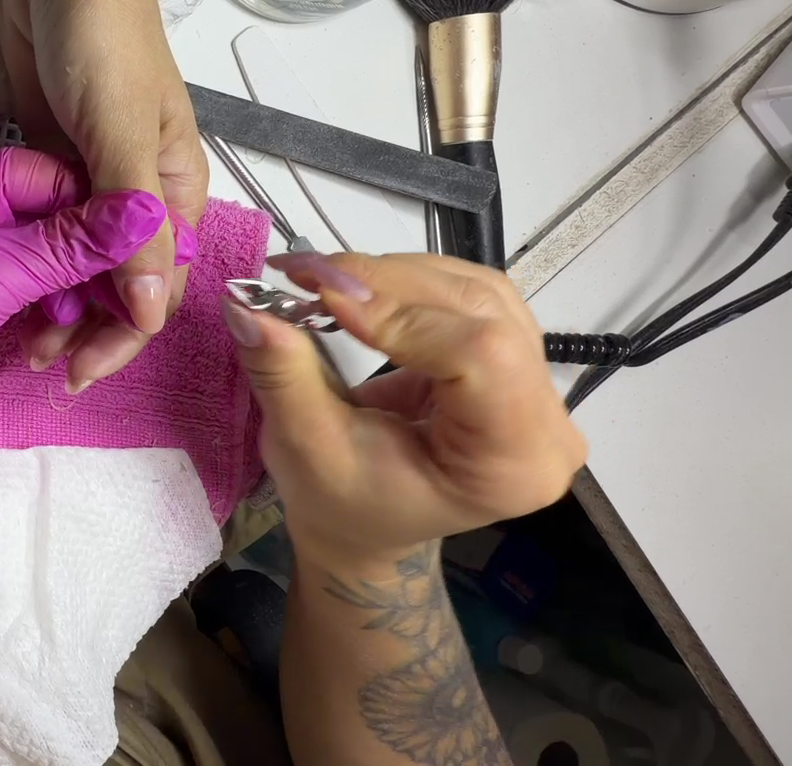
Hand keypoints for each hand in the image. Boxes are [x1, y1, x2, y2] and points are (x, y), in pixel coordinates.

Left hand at [0, 0, 209, 392]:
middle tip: (41, 363)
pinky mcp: (55, 164)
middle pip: (120, 281)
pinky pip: (49, 229)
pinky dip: (36, 261)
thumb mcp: (119, 133)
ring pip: (80, 261)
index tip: (81, 371)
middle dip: (87, 326)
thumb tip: (154, 311)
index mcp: (172, 189)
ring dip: (57, 301)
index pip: (158, 284)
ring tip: (23, 341)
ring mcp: (92, 180)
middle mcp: (137, 194)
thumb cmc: (103, 42)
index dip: (123, 334)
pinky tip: (12, 287)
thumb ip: (132, 221)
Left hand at [0, 149, 165, 459]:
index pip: (54, 178)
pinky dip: (43, 311)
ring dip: (68, 297)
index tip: (141, 256)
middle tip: (117, 311)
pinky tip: (53, 345)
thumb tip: (146, 214)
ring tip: (75, 342)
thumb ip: (68, 245)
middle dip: (87, 266)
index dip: (102, 215)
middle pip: (53, 218)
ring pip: (43, 257)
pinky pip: (23, 284)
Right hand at [222, 252, 587, 565]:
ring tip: (320, 279)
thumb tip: (246, 306)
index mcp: (509, 463)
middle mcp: (546, 421)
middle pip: (480, 311)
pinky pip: (466, 296)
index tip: (319, 298)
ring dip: (391, 272)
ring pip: (475, 290)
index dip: (400, 315)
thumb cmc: (337, 499)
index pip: (481, 357)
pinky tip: (355, 289)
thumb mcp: (301, 444)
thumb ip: (282, 373)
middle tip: (301, 274)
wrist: (363, 519)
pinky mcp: (508, 360)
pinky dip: (404, 278)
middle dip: (383, 281)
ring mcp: (534, 386)